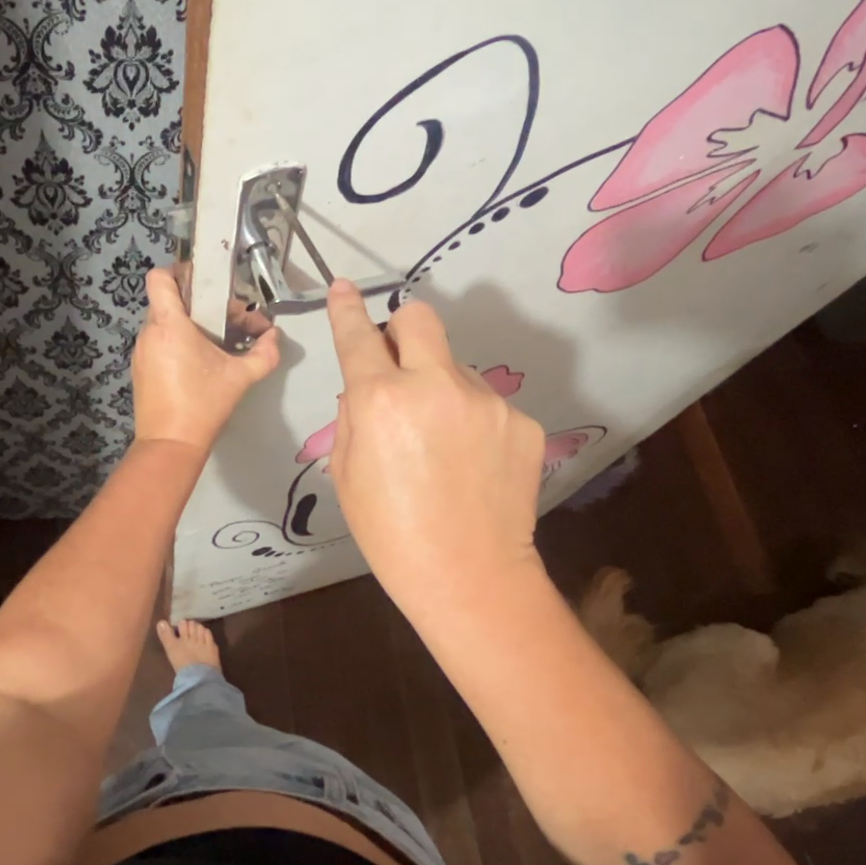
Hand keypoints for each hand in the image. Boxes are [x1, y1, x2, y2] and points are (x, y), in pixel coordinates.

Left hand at [131, 267, 280, 453]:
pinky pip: (159, 343)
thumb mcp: (240, 377)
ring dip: (191, 326)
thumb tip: (275, 338)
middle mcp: (150, 333)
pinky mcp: (140, 370)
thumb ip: (263, 354)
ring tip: (219, 342)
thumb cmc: (203, 404)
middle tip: (230, 320)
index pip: (160, 278)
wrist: (170, 445)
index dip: (179, 271)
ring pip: (166, 323)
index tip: (205, 283)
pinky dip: (178, 343)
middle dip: (200, 305)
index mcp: (170, 325)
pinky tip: (201, 362)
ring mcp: (141, 352)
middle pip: (170, 301)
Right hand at [323, 279, 544, 603]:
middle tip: (397, 361)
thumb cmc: (390, 533)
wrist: (468, 576)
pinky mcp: (523, 421)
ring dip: (439, 386)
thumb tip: (367, 387)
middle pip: (419, 317)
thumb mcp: (347, 475)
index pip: (359, 335)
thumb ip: (354, 417)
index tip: (343, 288)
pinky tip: (472, 462)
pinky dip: (472, 420)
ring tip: (441, 445)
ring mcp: (486, 400)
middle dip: (401, 327)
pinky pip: (485, 404)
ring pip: (454, 367)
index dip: (347, 308)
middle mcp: (434, 385)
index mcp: (381, 400)